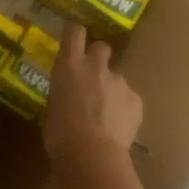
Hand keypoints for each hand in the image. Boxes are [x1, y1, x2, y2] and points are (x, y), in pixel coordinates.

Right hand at [44, 23, 143, 164]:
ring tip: (104, 115)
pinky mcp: (136, 99)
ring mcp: (120, 82)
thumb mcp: (52, 108)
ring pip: (116, 79)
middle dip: (97, 59)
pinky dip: (123, 109)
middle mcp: (96, 67)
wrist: (92, 155)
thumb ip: (63, 93)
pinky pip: (128, 99)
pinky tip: (116, 127)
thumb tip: (68, 96)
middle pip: (102, 48)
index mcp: (70, 66)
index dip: (75, 35)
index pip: (74, 33)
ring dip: (110, 90)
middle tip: (91, 79)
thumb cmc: (60, 134)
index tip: (73, 41)